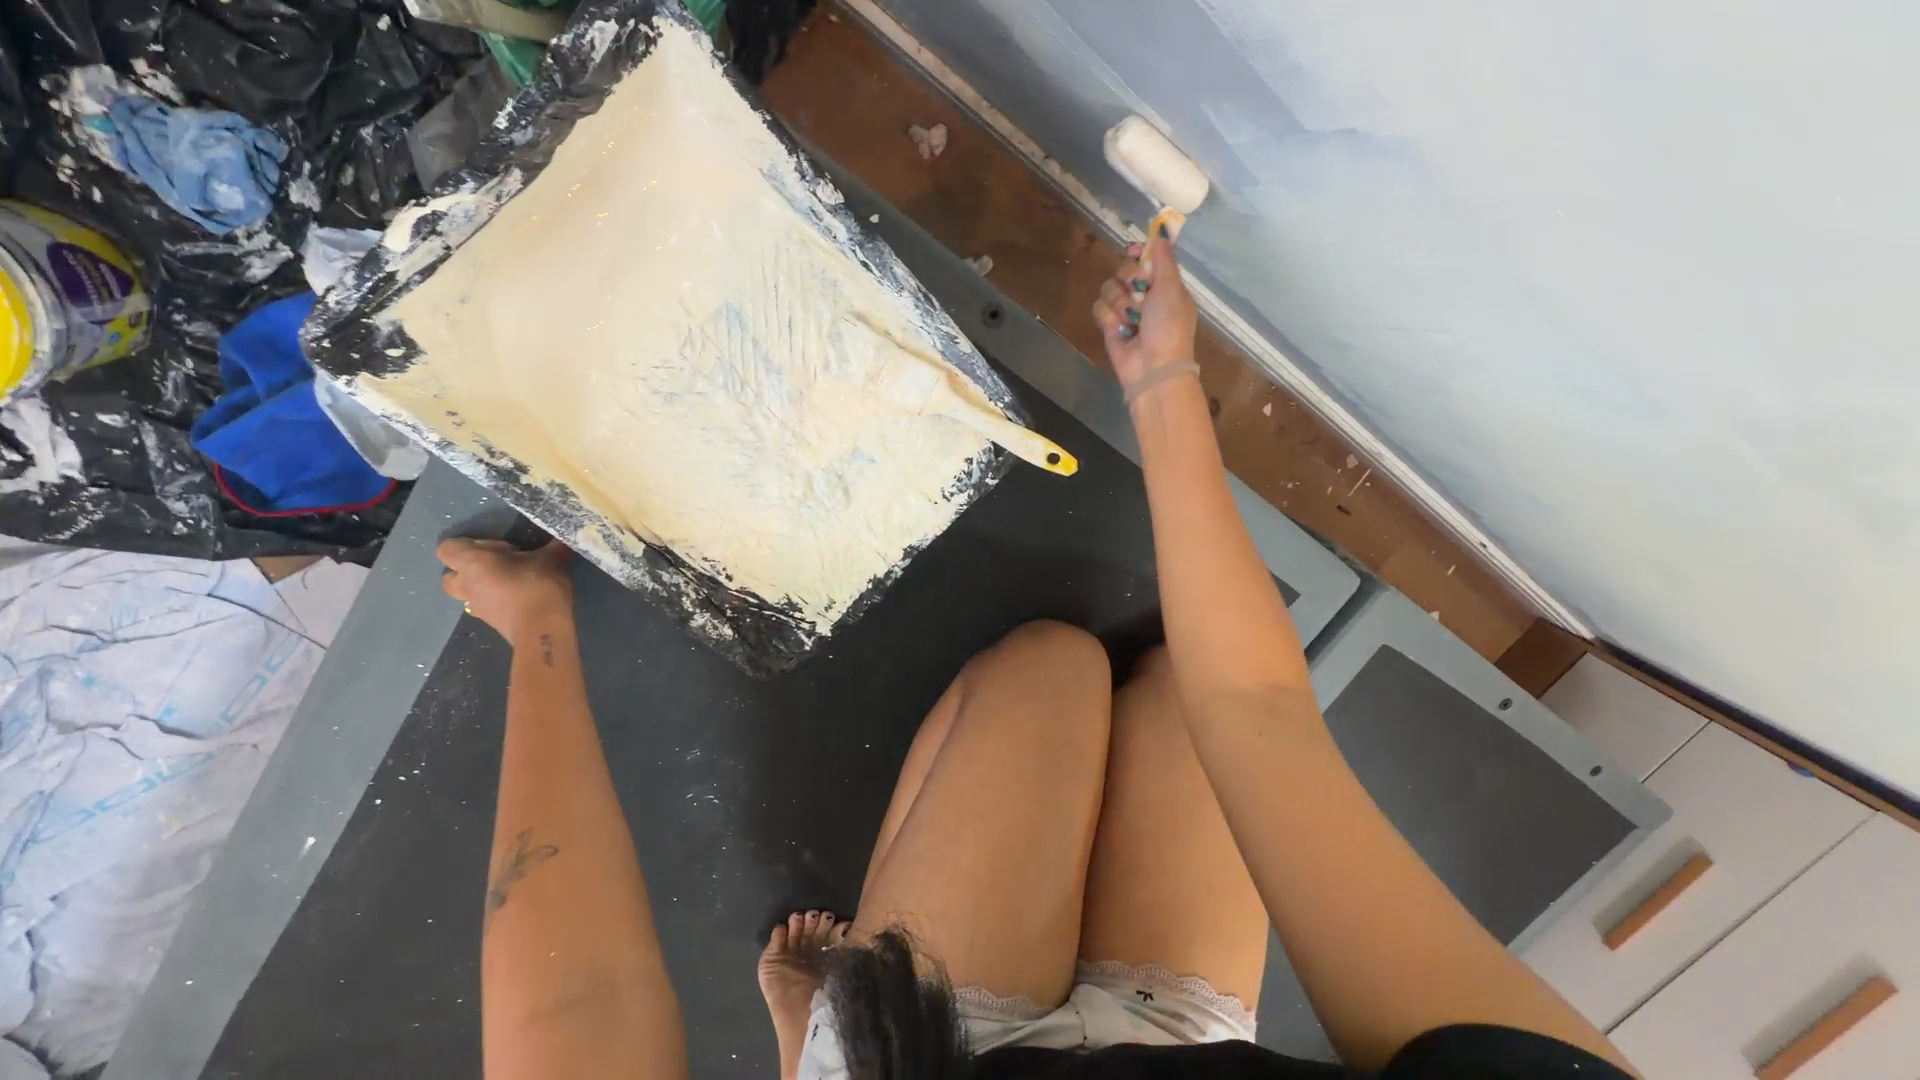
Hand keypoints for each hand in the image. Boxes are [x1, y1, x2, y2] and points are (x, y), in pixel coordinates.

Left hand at [438, 538, 574, 646]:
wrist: (541, 631)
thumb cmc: (538, 587)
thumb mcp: (551, 559)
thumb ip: (554, 547)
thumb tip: (565, 536)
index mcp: (474, 564)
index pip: (447, 549)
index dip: (469, 544)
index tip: (500, 548)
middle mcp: (467, 585)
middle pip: (450, 575)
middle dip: (469, 569)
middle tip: (498, 565)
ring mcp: (476, 607)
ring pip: (467, 593)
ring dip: (482, 586)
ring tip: (511, 582)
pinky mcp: (490, 622)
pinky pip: (485, 606)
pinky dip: (497, 601)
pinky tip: (521, 598)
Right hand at [1091, 229, 1198, 396]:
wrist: (1153, 367)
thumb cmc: (1169, 327)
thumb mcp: (1171, 288)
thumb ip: (1164, 259)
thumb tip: (1162, 231)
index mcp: (1165, 284)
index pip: (1147, 257)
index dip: (1139, 253)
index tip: (1133, 251)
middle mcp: (1145, 295)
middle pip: (1124, 269)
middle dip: (1129, 280)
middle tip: (1140, 294)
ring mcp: (1126, 310)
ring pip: (1109, 287)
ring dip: (1120, 303)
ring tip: (1132, 320)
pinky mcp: (1109, 325)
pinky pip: (1099, 307)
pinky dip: (1108, 317)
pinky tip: (1119, 329)